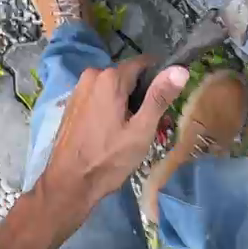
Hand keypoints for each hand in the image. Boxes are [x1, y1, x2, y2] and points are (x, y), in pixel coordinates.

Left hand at [33, 59, 187, 220]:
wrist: (67, 185)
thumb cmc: (107, 159)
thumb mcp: (140, 131)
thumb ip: (159, 97)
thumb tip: (180, 69)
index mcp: (110, 77)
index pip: (144, 63)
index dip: (158, 79)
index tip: (165, 100)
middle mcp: (92, 75)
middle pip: (128, 75)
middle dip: (140, 93)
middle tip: (147, 122)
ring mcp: (79, 88)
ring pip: (113, 86)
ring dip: (125, 101)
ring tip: (130, 130)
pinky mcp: (72, 103)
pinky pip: (99, 95)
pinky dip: (109, 106)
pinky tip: (110, 131)